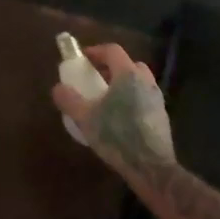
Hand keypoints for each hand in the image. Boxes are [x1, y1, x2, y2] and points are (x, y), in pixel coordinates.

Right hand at [52, 44, 176, 176]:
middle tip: (96, 78)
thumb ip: (69, 100)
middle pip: (128, 64)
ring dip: (122, 83)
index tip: (83, 59)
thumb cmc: (117, 136)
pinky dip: (132, 99)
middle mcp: (146, 82)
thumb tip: (58, 88)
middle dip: (111, 67)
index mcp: (128, 75)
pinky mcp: (162, 117)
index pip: (112, 50)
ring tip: (107, 99)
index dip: (96, 51)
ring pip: (138, 81)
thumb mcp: (85, 118)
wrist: (151, 167)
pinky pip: (144, 98)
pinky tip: (120, 118)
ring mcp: (157, 99)